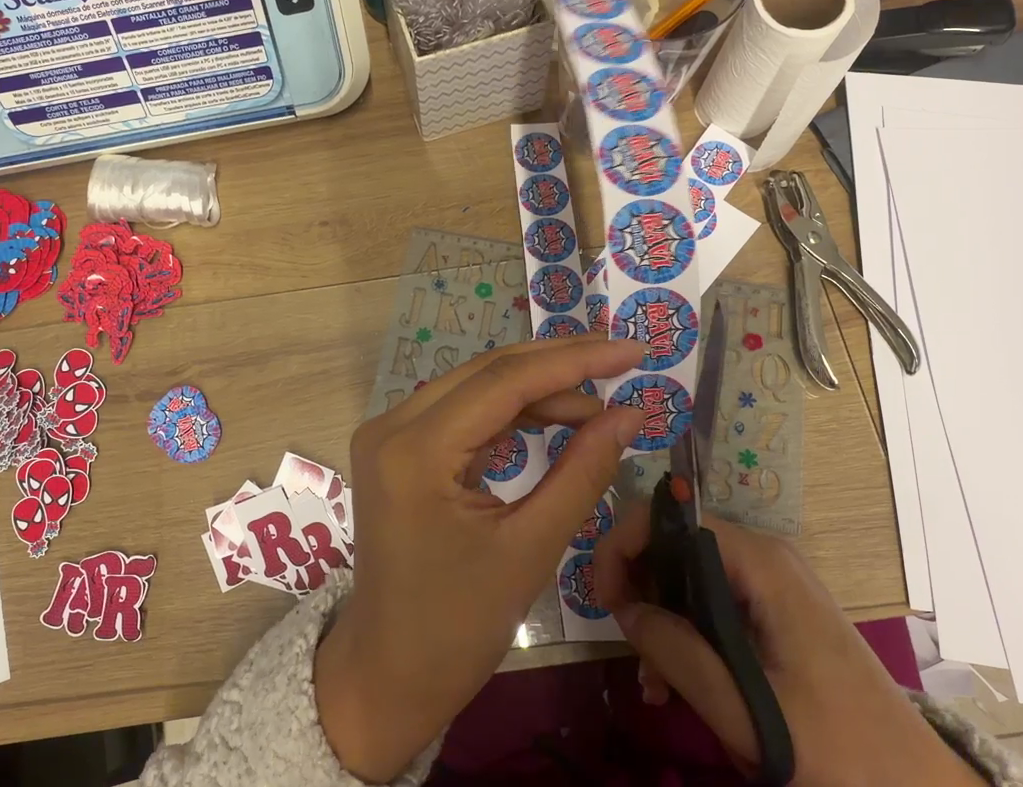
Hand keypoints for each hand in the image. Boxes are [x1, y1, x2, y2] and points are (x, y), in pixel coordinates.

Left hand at [316, 335, 647, 781]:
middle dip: (558, 366)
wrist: (390, 673)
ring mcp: (388, 436)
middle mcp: (391, 426)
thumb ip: (583, 473)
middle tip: (623, 364)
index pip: (505, 381)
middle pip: (486, 373)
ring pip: (473, 388)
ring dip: (535, 390)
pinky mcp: (396, 451)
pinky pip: (459, 413)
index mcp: (415, 450)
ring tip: (597, 404)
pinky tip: (552, 420)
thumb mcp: (531, 549)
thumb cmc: (458, 625)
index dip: (575, 360)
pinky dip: (507, 413)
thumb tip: (631, 414)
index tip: (634, 350)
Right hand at [596, 510, 987, 786]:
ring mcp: (772, 586)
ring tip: (655, 687)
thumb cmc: (837, 745)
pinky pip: (714, 606)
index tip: (605, 602)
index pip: (672, 519)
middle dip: (642, 595)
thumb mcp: (744, 707)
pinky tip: (678, 685)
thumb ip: (677, 652)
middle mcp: (764, 559)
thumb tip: (624, 609)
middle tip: (633, 656)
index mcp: (761, 563)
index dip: (625, 547)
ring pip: (689, 581)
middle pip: (676, 548)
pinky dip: (687, 637)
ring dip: (662, 625)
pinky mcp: (776, 614)